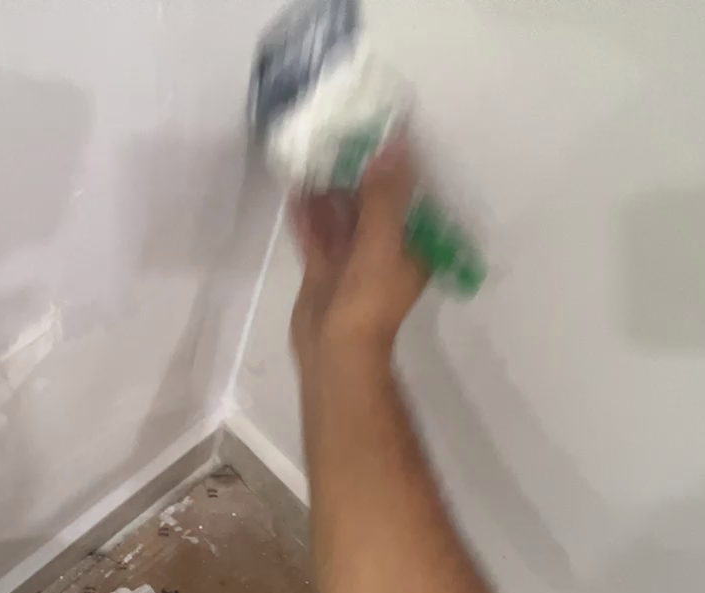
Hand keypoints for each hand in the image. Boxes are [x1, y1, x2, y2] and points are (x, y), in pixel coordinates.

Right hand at [288, 133, 428, 362]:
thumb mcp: (383, 242)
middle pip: (370, 202)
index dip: (393, 163)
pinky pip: (317, 236)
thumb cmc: (367, 300)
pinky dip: (307, 215)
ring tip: (311, 156)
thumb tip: (392, 144)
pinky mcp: (323, 272)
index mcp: (409, 243)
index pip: (406, 194)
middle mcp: (383, 249)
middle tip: (335, 135)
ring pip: (340, 218)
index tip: (377, 130)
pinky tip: (295, 190)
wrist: (333, 351)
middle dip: (354, 174)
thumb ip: (385, 195)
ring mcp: (351, 261)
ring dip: (326, 191)